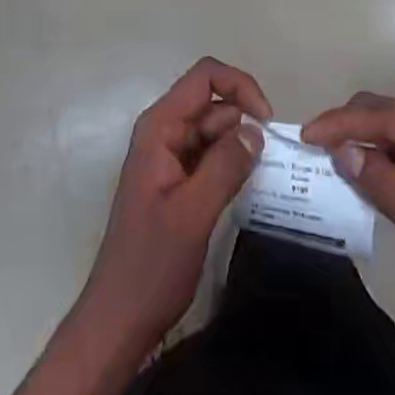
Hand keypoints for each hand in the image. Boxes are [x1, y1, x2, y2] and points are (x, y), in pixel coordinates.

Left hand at [0, 58, 270, 394]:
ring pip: (217, 129)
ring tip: (265, 175)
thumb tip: (256, 131)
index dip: (239, 86)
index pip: (203, 77)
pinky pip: (213, 154)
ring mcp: (171, 156)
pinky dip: (234, 162)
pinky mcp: (180, 179)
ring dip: (242, 143)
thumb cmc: (151, 265)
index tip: (267, 121)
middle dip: (245, 119)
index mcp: (158, 129)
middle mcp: (163, 133)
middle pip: (214, 101)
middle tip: (272, 160)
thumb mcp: (192, 214)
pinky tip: (250, 185)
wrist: (121, 316)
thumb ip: (225, 166)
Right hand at [302, 92, 394, 340]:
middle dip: (345, 125)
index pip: (388, 117)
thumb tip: (341, 151)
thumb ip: (388, 187)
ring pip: (384, 125)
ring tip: (322, 160)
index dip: (343, 123)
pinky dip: (367, 153)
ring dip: (353, 137)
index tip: (305, 137)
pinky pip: (392, 146)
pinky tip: (350, 172)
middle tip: (309, 151)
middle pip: (384, 111)